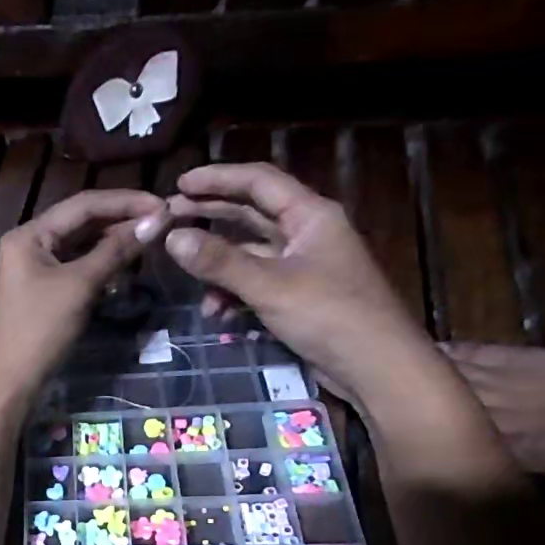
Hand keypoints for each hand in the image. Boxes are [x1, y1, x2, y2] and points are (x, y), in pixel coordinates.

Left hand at [0, 190, 168, 404]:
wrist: (14, 381)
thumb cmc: (42, 330)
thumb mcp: (81, 286)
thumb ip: (116, 251)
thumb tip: (155, 221)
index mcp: (29, 234)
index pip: (83, 204)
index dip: (125, 201)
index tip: (162, 205)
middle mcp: (29, 243)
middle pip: (81, 222)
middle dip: (121, 220)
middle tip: (161, 220)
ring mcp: (34, 268)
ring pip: (80, 244)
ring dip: (113, 240)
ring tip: (150, 237)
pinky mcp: (43, 290)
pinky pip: (76, 266)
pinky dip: (101, 262)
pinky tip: (126, 261)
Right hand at [165, 164, 425, 366]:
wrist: (374, 366)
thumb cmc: (328, 315)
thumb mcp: (269, 286)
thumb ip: (220, 262)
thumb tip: (173, 237)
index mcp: (309, 215)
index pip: (258, 182)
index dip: (218, 179)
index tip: (179, 184)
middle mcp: (306, 233)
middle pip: (251, 215)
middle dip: (211, 219)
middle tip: (170, 221)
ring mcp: (303, 267)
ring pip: (251, 255)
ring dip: (220, 269)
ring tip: (193, 287)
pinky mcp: (299, 298)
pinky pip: (258, 285)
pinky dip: (236, 295)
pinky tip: (219, 315)